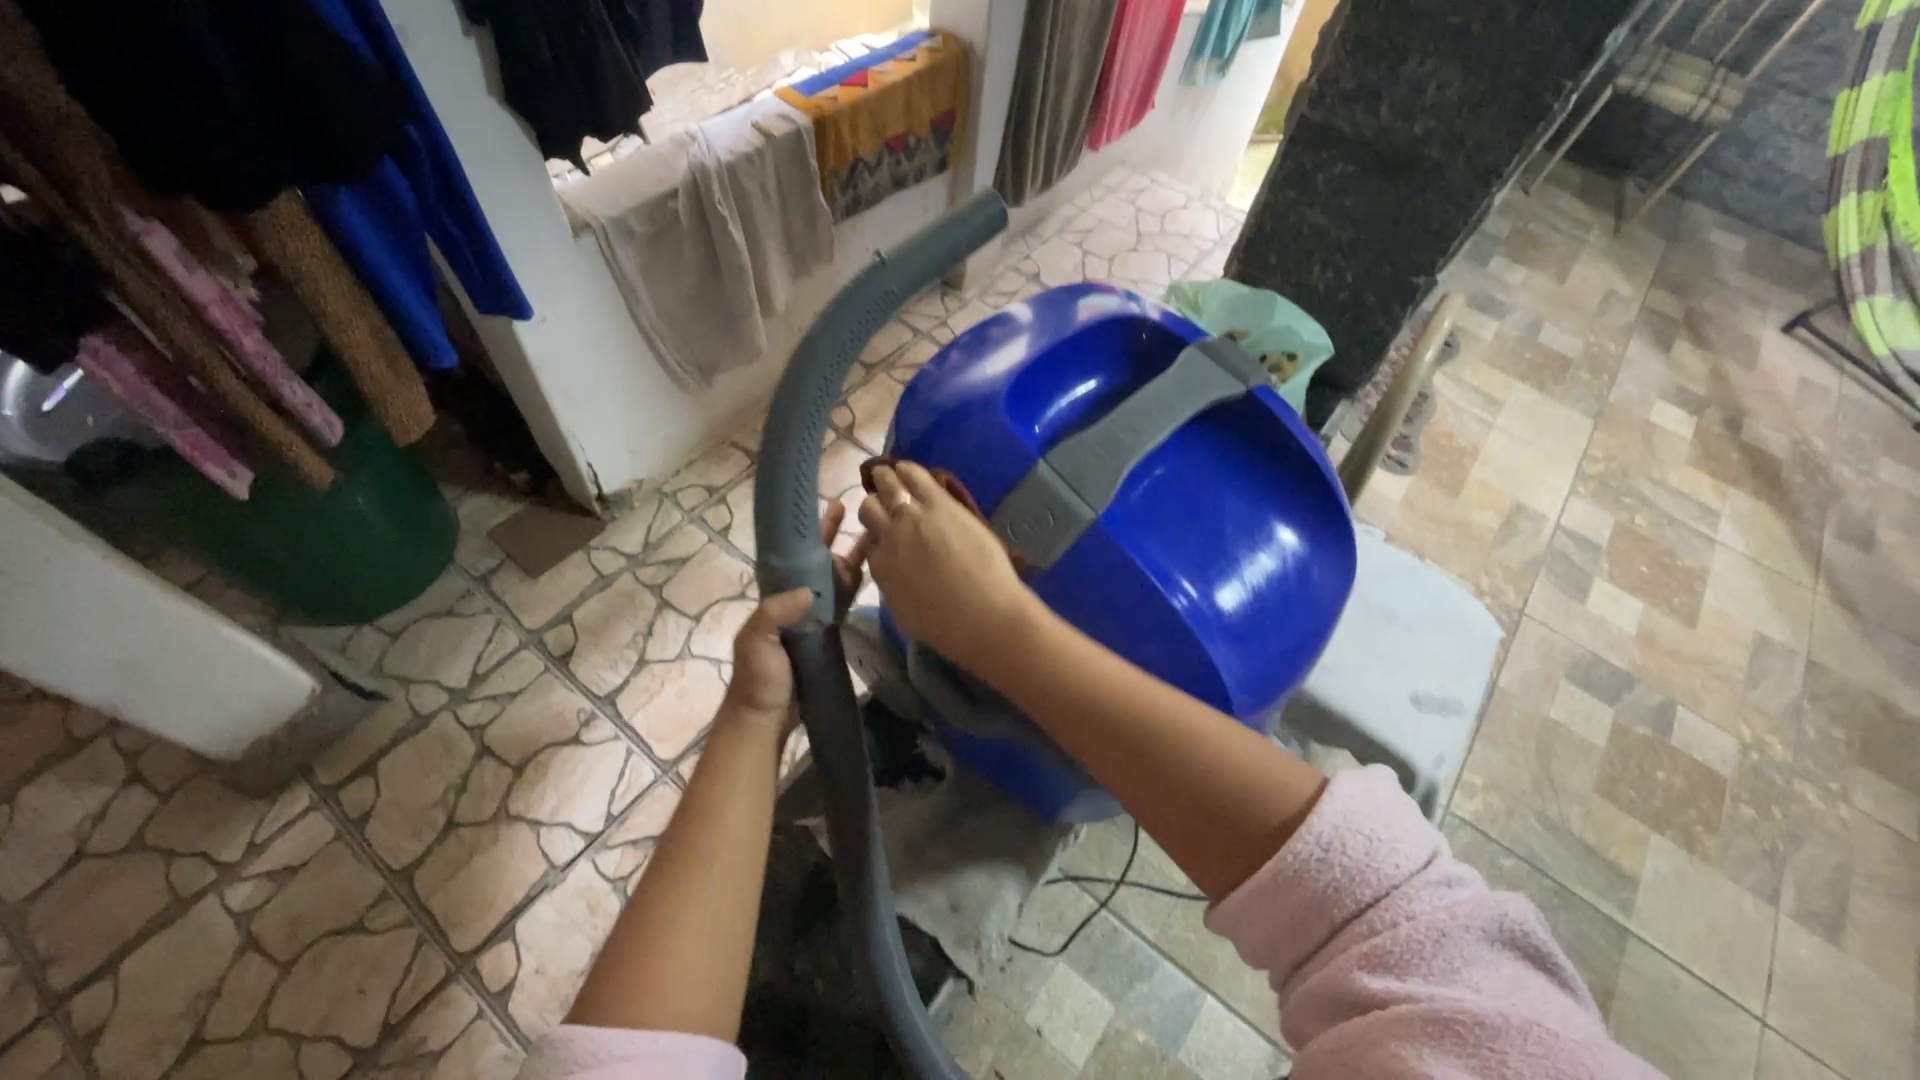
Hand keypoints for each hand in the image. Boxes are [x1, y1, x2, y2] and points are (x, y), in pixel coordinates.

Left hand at [722, 505, 869, 731]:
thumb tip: (809, 590)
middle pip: (818, 561)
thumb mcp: (756, 640)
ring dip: (850, 556)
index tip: (829, 507)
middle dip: (833, 535)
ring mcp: (813, 618)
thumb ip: (776, 611)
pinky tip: (870, 571)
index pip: (797, 556)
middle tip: (853, 508)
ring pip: (834, 579)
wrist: (766, 718)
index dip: (812, 532)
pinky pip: (843, 604)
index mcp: (777, 597)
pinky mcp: (827, 635)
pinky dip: (855, 585)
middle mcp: (796, 601)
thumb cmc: (758, 678)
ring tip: (871, 535)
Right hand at [857, 462, 1035, 675]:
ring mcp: (912, 517)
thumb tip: (893, 574)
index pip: (868, 540)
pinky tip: (906, 467)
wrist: (981, 614)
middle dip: (874, 502)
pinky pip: (915, 476)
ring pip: (887, 486)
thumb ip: (893, 586)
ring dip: (885, 479)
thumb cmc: (946, 625)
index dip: (875, 532)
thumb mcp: (904, 612)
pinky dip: (907, 469)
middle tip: (881, 497)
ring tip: (887, 474)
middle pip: (869, 509)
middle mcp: (888, 537)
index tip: (883, 530)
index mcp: (880, 567)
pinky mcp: (939, 504)